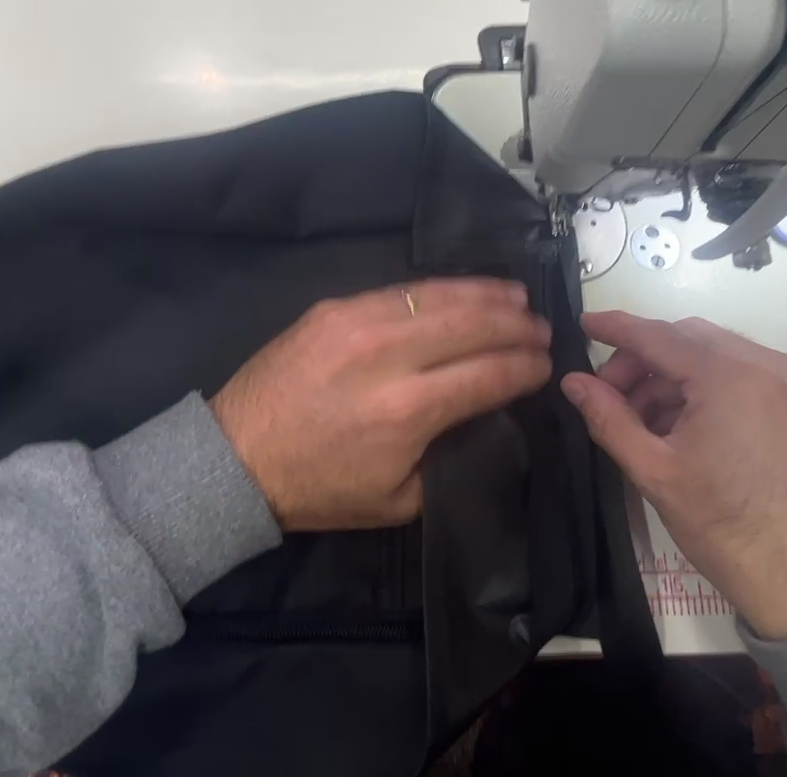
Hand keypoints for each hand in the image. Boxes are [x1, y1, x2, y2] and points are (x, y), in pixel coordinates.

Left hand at [210, 279, 551, 531]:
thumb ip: (451, 456)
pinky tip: (463, 289)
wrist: (239, 456)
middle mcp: (388, 355)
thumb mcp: (398, 499)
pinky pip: (401, 289)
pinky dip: (441, 288)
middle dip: (516, 325)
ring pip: (439, 296)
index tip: (547, 365)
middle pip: (472, 325)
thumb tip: (487, 416)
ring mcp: (358, 322)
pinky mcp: (334, 307)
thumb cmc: (320, 487)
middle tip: (542, 328)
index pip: (489, 374)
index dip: (526, 368)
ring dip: (486, 294)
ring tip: (517, 296)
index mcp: (408, 410)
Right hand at [561, 311, 786, 639]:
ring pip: (723, 353)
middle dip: (646, 359)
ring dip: (679, 374)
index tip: (585, 323)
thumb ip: (609, 418)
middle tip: (614, 395)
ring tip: (653, 421)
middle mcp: (773, 365)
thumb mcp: (655, 473)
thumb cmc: (729, 530)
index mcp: (731, 379)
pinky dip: (716, 385)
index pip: (659, 336)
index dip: (617, 327)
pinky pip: (754, 372)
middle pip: (691, 338)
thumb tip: (573, 382)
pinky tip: (695, 426)